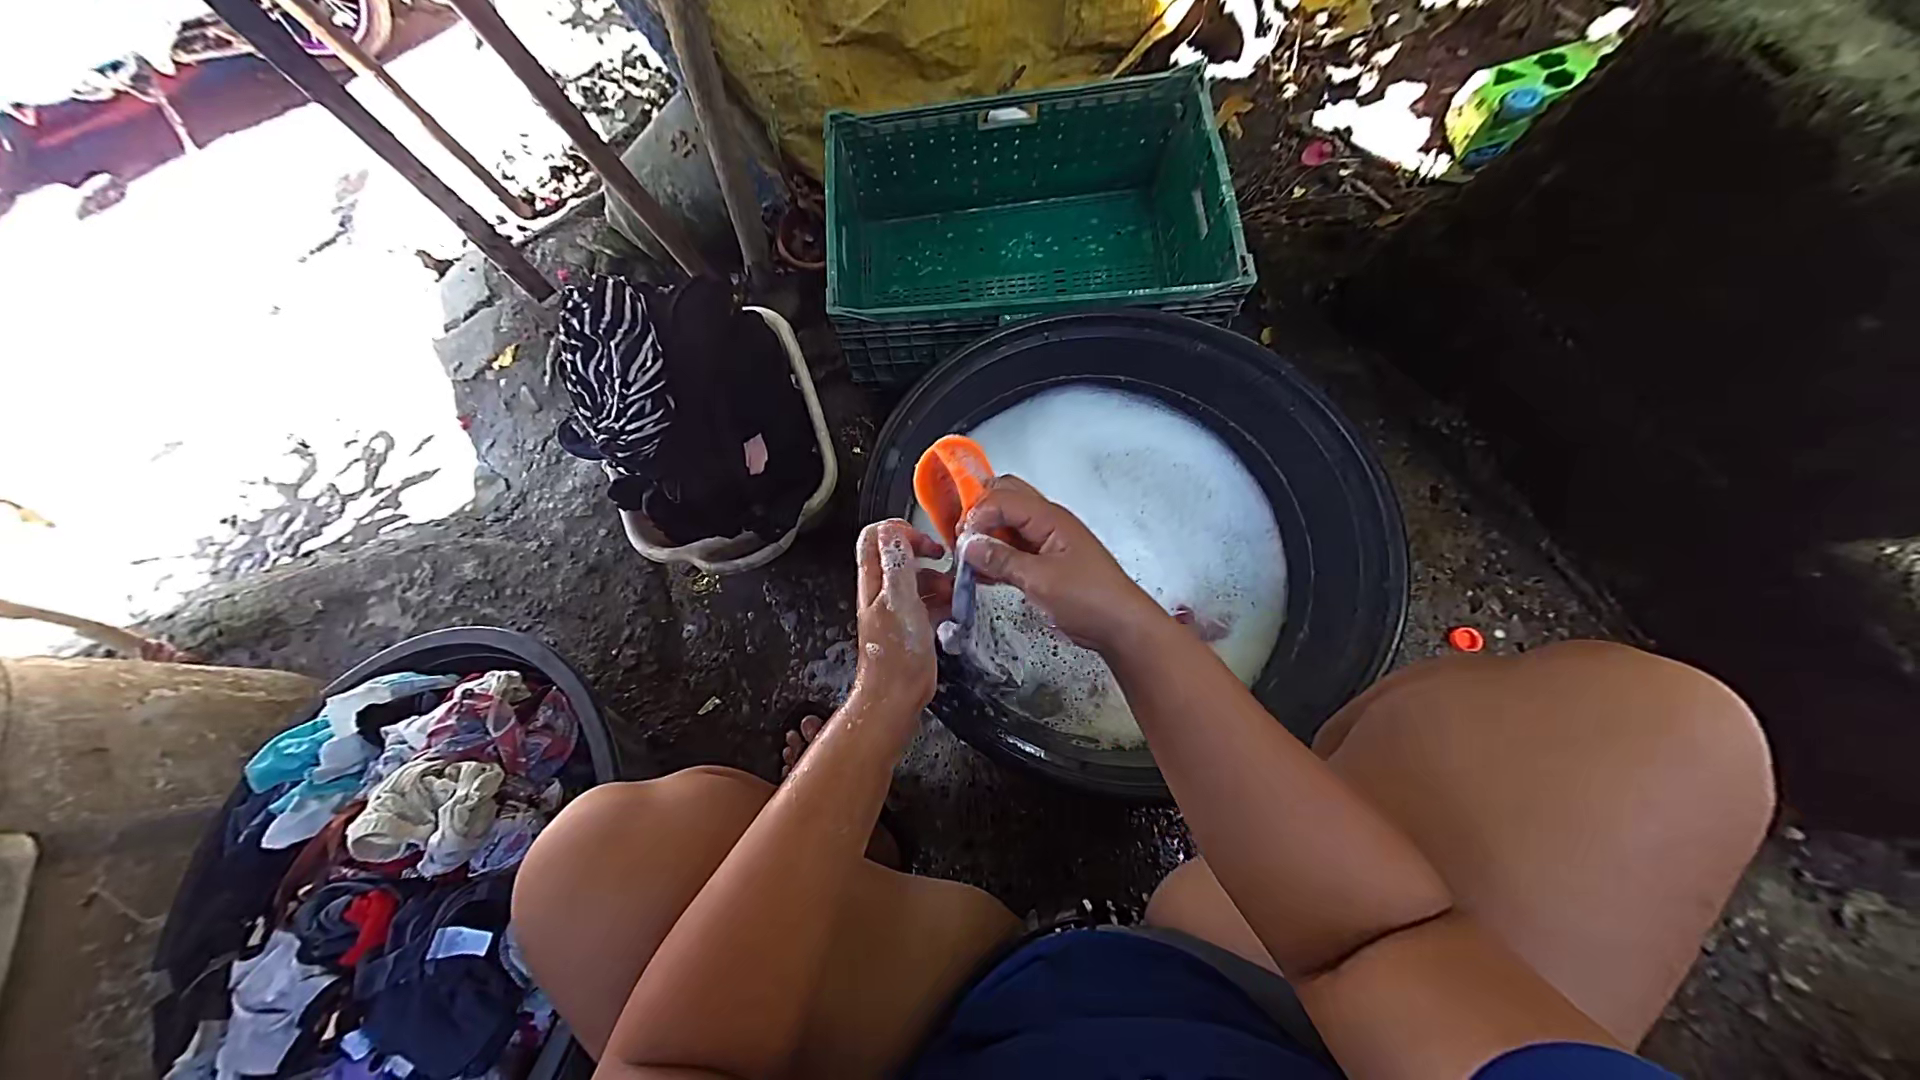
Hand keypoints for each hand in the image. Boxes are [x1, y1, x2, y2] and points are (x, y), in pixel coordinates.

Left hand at [850, 519, 947, 713]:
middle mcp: (883, 591)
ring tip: (954, 591)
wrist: (897, 696)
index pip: (876, 536)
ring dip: (939, 579)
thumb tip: (894, 532)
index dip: (900, 531)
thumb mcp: (900, 601)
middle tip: (941, 558)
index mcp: (874, 581)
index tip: (923, 543)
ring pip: (918, 577)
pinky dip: (943, 599)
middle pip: (900, 554)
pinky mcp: (912, 623)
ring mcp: (897, 607)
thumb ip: (898, 564)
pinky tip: (954, 609)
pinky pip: (929, 601)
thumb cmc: (895, 656)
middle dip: (924, 552)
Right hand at [958, 475, 1163, 653]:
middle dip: (980, 515)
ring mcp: (1046, 541)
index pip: (1002, 498)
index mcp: (1049, 518)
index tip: (962, 540)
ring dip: (986, 537)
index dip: (978, 514)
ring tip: (969, 560)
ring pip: (1007, 525)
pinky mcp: (1045, 562)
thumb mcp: (1039, 580)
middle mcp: (1047, 523)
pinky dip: (996, 557)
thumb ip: (1001, 560)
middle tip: (963, 540)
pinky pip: (1013, 549)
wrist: (1120, 626)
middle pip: (1005, 499)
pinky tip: (982, 574)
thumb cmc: (1091, 600)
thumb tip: (969, 546)